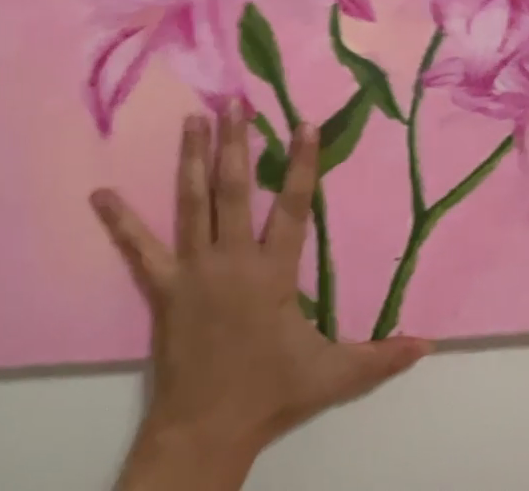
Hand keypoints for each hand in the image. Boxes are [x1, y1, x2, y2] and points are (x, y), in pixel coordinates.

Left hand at [92, 110, 433, 490]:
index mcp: (273, 274)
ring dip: (191, 159)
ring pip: (193, 203)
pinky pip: (139, 249)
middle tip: (231, 101)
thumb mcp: (335, 376)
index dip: (302, 165)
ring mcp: (193, 269)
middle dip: (235, 143)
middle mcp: (232, 259)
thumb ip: (382, 357)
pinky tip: (99, 194)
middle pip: (235, 190)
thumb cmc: (271, 393)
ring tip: (191, 119)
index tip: (303, 123)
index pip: (294, 209)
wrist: (209, 426)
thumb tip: (429, 343)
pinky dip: (120, 221)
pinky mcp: (163, 286)